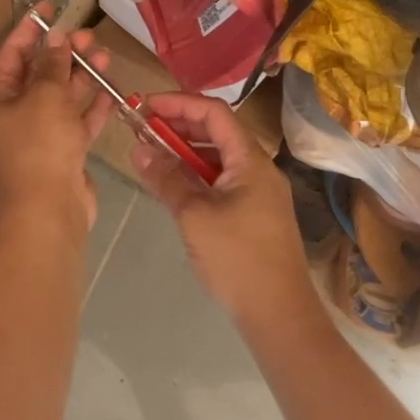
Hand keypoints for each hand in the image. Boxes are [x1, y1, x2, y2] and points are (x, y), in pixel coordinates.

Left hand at [0, 3, 111, 231]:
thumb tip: (56, 39)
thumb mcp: (44, 96)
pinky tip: (112, 91)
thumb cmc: (40, 145)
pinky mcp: (68, 152)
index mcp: (3, 97)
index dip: (29, 29)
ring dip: (83, 75)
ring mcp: (45, 134)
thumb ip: (52, 66)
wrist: (49, 209)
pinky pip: (81, 121)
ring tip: (104, 56)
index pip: (13, 53)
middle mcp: (21, 112)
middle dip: (64, 52)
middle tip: (88, 35)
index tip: (49, 7)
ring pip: (64, 96)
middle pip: (42, 73)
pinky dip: (95, 105)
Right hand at [131, 93, 312, 323]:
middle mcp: (259, 168)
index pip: (214, 112)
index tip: (145, 106)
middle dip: (178, 126)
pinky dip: (197, 175)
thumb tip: (138, 149)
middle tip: (142, 130)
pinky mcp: (255, 215)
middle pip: (217, 131)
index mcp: (250, 159)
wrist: (280, 316)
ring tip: (152, 156)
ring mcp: (260, 192)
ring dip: (186, 152)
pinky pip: (223, 180)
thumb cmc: (238, 258)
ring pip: (219, 157)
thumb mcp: (194, 215)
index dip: (178, 103)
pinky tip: (175, 186)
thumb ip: (166, 178)